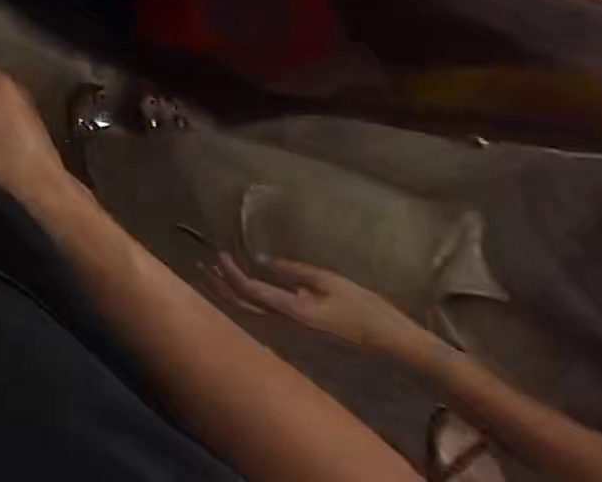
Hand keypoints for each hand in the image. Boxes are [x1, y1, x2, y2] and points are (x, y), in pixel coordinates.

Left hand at [212, 253, 438, 360]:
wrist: (402, 348)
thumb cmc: (370, 312)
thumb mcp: (331, 282)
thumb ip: (293, 270)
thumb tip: (260, 259)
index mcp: (292, 311)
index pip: (247, 290)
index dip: (229, 271)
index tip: (219, 252)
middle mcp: (286, 326)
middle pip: (239, 307)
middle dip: (216, 285)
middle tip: (199, 264)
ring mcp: (292, 334)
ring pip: (247, 316)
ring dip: (225, 295)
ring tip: (209, 275)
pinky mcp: (300, 335)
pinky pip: (260, 320)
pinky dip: (241, 305)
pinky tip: (236, 294)